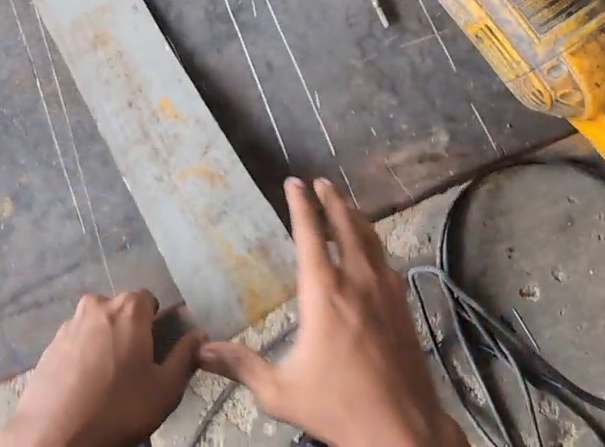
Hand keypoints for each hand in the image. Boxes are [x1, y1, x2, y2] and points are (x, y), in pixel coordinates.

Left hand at [0, 290, 203, 446]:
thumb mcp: (164, 390)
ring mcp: (69, 324)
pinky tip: (83, 387)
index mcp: (128, 308)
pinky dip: (82, 358)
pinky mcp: (49, 346)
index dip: (154, 324)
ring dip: (104, 345)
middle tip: (132, 370)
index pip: (148, 300)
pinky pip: (75, 344)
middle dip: (128, 334)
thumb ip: (185, 357)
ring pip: (97, 327)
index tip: (153, 352)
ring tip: (106, 382)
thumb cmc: (117, 409)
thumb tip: (200, 334)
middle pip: (121, 313)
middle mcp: (97, 305)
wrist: (54, 435)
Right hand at [199, 177, 458, 445]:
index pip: (311, 233)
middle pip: (345, 225)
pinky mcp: (404, 306)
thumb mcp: (281, 391)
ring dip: (355, 216)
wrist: (402, 430)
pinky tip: (372, 251)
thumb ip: (241, 366)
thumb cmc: (338, 406)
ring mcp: (385, 291)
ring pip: (371, 239)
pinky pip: (387, 260)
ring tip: (345, 205)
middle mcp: (357, 280)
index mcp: (324, 291)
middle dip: (332, 199)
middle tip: (321, 181)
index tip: (294, 182)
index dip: (301, 204)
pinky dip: (375, 243)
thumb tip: (200, 351)